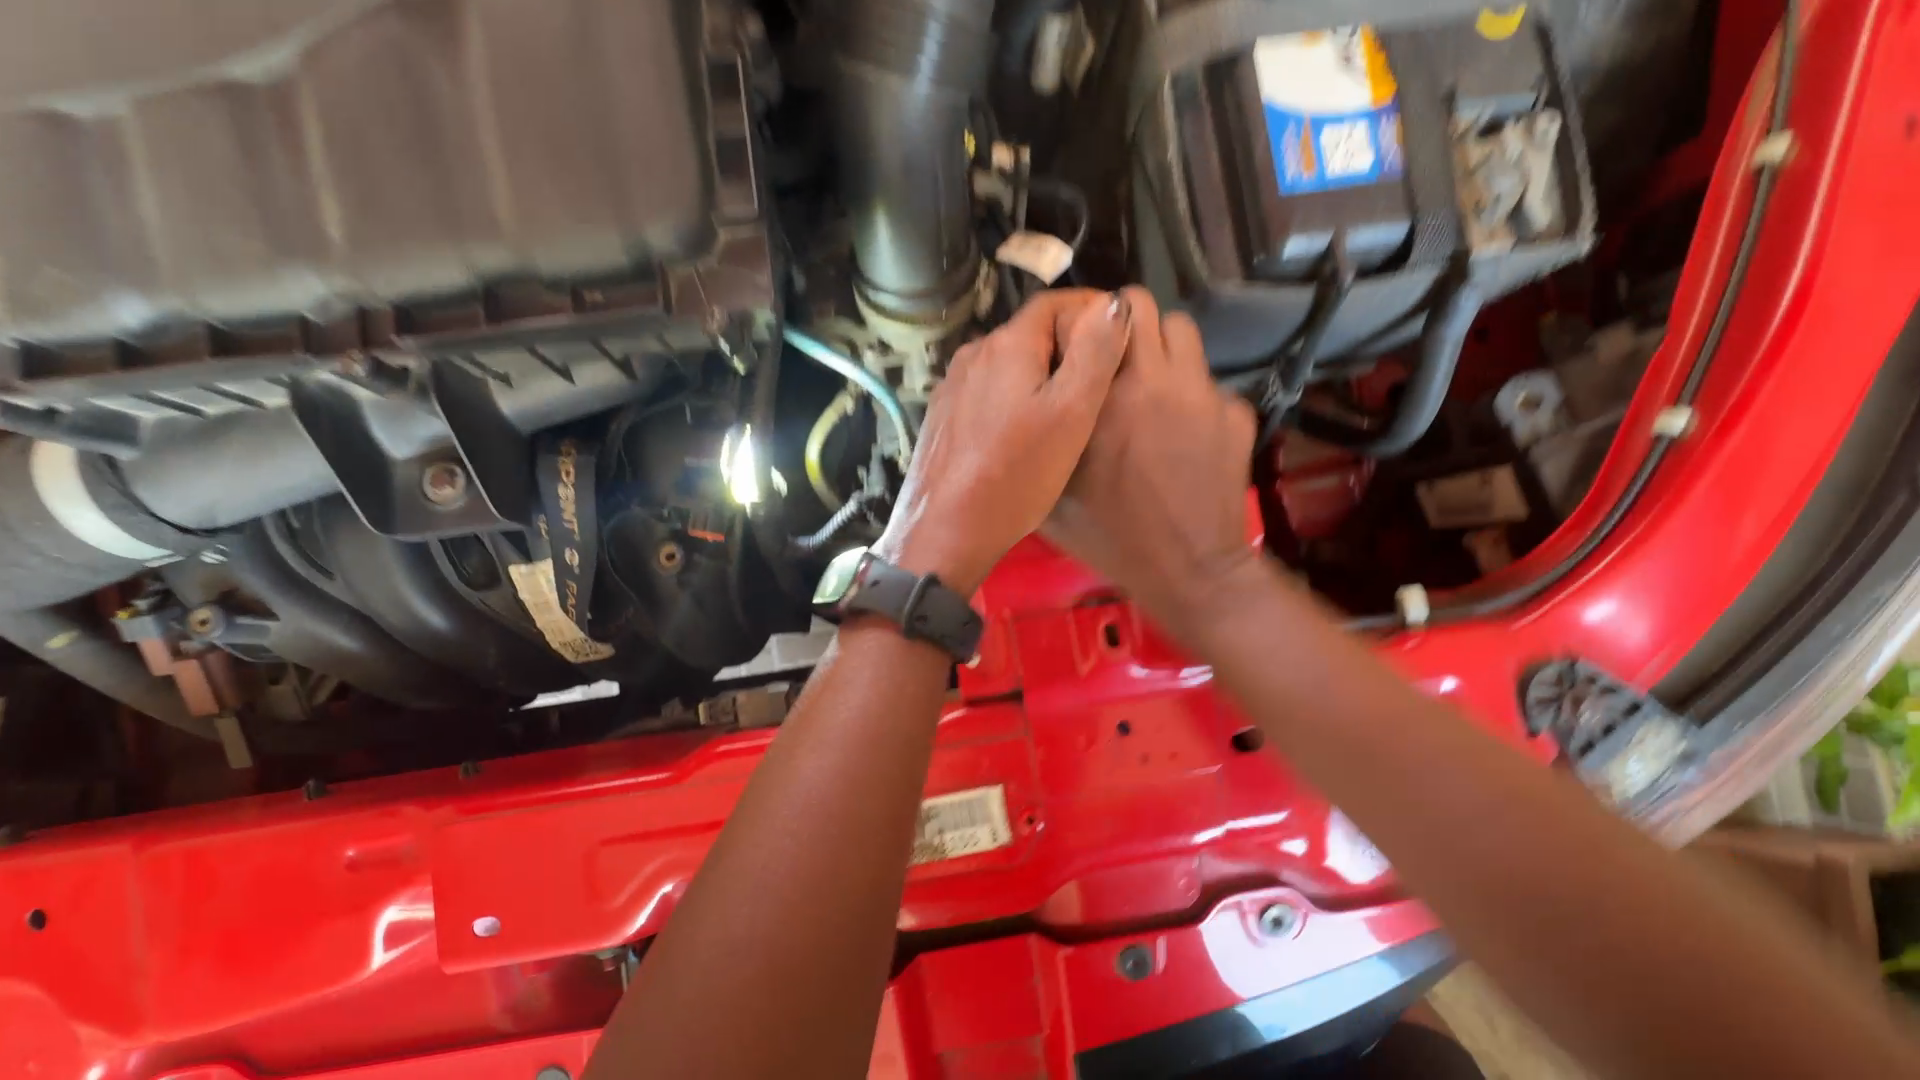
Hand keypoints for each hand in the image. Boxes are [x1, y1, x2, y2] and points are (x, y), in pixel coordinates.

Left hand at [875, 290, 1130, 593]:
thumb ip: (1095, 353)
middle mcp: (973, 354)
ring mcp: (952, 387)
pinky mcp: (942, 418)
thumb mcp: (1071, 413)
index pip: (1054, 302)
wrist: (945, 530)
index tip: (1119, 336)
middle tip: (1101, 382)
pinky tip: (1024, 433)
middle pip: (1030, 333)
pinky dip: (1013, 399)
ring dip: (1039, 375)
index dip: (1090, 310)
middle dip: (1067, 346)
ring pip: (1008, 365)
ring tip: (1067, 411)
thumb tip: (1114, 301)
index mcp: (1006, 344)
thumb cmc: (1016, 473)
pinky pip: (987, 393)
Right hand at [1043, 286, 1262, 639]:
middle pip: (1139, 304)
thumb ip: (1043, 438)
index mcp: (1101, 398)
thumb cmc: (1110, 538)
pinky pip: (1208, 381)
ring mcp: (1202, 392)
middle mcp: (1153, 380)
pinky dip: (1193, 396)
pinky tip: (1185, 434)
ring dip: (1161, 346)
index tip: (1075, 347)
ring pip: (1181, 330)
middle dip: (1122, 321)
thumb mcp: (1053, 494)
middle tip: (1114, 354)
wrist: (1188, 571)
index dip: (1078, 327)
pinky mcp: (1236, 411)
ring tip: (1151, 383)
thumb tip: (1036, 401)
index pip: (1088, 319)